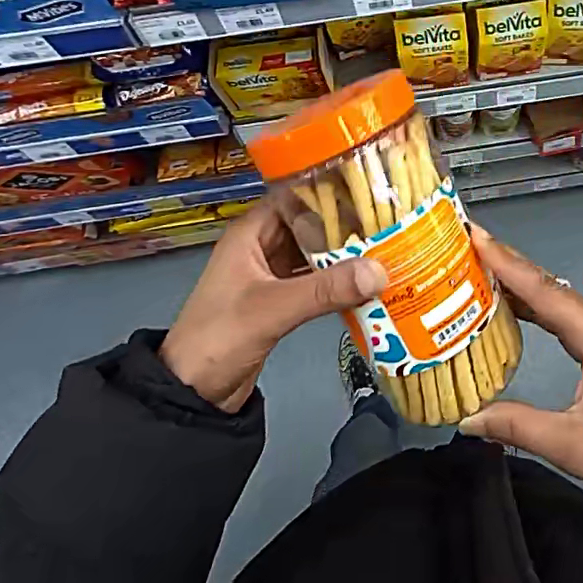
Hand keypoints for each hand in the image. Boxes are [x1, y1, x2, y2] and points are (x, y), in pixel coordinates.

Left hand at [160, 194, 386, 412]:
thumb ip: (324, 290)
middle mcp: (263, 247)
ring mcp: (272, 274)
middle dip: (346, 226)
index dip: (329, 190)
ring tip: (386, 250)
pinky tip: (367, 284)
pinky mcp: (281, 300)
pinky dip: (338, 282)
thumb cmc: (218, 338)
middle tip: (389, 224)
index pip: (294, 196)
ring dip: (345, 256)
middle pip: (310, 225)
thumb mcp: (272, 309)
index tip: (368, 189)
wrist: (192, 393)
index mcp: (252, 233)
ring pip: (315, 255)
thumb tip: (378, 272)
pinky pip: (316, 282)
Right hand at [459, 225, 582, 485]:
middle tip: (464, 240)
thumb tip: (469, 419)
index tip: (476, 238)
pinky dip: (523, 295)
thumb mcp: (572, 445)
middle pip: (542, 281)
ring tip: (472, 263)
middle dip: (503, 258)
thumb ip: (518, 427)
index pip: (542, 290)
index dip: (506, 263)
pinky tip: (500, 297)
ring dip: (511, 274)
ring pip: (546, 290)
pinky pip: (550, 306)